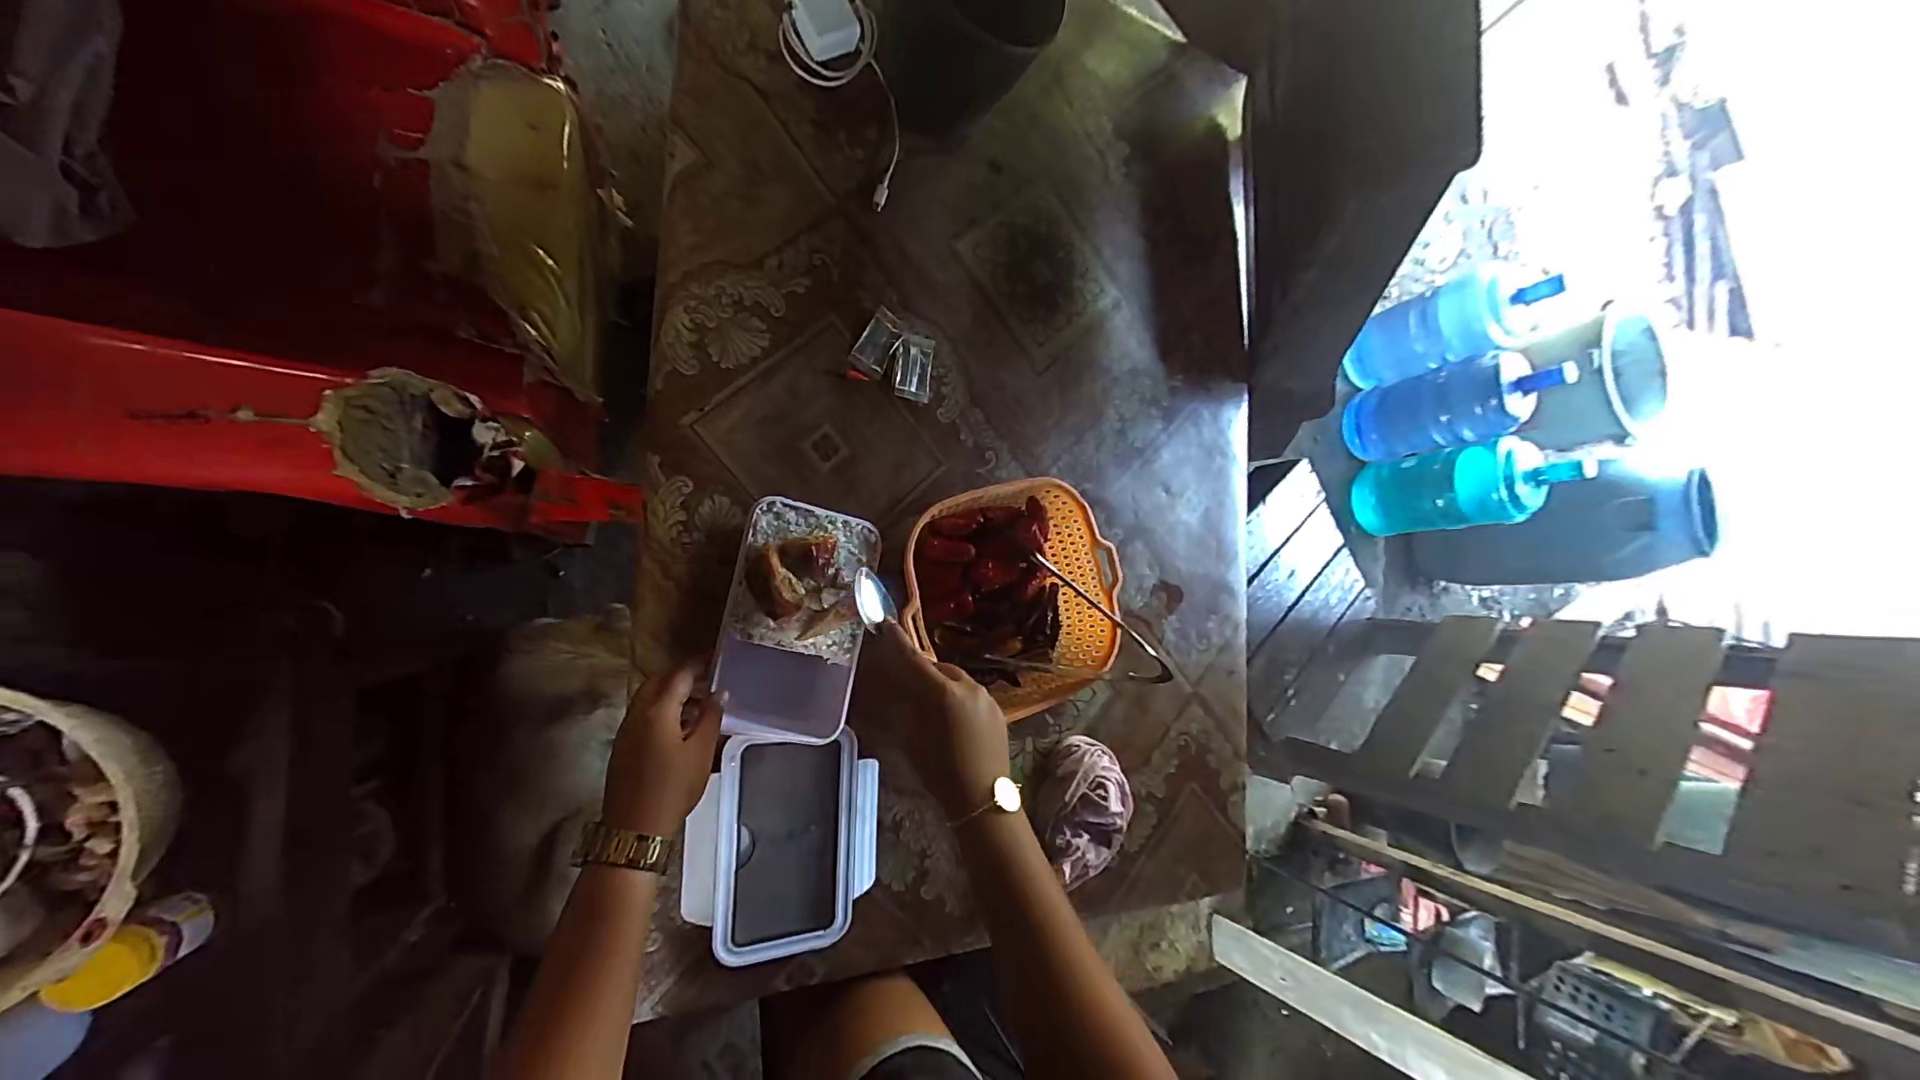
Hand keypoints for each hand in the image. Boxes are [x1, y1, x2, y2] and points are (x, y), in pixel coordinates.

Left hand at [601, 657, 724, 834]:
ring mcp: (626, 731)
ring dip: (672, 694)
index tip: (716, 658)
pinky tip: (682, 726)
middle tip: (708, 680)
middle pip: (658, 682)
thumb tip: (719, 694)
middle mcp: (636, 715)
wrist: (634, 828)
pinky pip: (644, 715)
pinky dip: (663, 710)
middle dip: (682, 677)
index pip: (678, 676)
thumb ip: (711, 718)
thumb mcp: (701, 751)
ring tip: (701, 704)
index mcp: (656, 712)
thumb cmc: (673, 787)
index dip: (698, 664)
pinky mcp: (624, 746)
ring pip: (648, 699)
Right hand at [865, 621, 1010, 821]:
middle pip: (937, 668)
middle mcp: (968, 686)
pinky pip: (971, 693)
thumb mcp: (911, 740)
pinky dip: (956, 696)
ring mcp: (986, 696)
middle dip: (920, 669)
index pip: (915, 660)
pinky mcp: (998, 709)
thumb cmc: (940, 773)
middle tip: (904, 677)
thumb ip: (900, 708)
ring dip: (940, 683)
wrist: (983, 799)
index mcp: (944, 693)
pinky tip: (951, 715)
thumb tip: (889, 688)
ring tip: (928, 700)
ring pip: (955, 679)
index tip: (886, 625)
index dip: (897, 642)